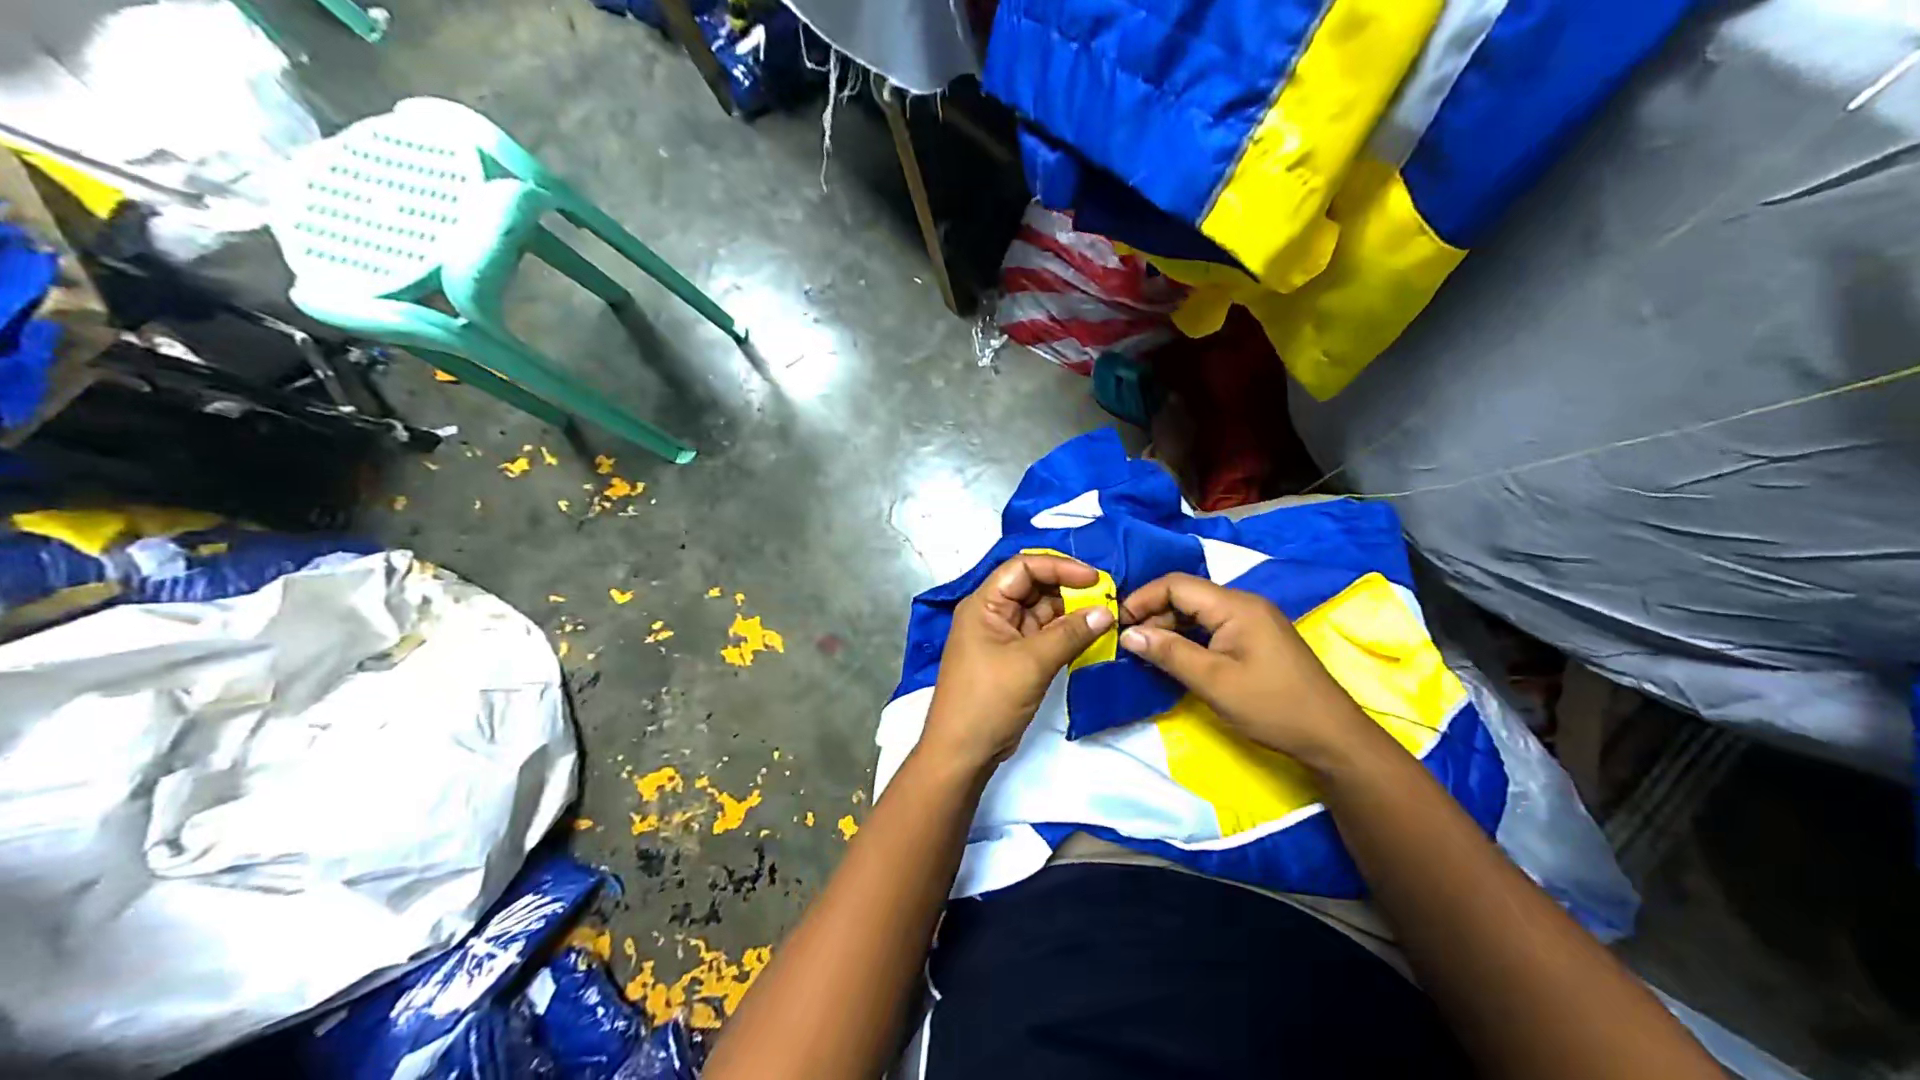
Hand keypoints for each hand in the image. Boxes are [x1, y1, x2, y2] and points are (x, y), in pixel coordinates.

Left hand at [921, 554, 1113, 770]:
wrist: (962, 752)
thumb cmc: (988, 700)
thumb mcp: (1031, 663)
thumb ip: (1070, 634)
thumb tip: (1107, 612)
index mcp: (984, 604)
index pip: (1023, 568)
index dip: (1059, 567)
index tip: (1095, 579)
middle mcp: (991, 614)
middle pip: (1033, 587)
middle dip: (1069, 589)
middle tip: (1106, 598)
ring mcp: (1003, 637)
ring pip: (1041, 612)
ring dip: (1070, 612)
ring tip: (1105, 616)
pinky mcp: (1014, 659)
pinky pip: (1042, 635)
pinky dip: (1065, 634)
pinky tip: (1090, 635)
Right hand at [1118, 573, 1379, 771]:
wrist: (1331, 736)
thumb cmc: (1272, 706)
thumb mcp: (1213, 681)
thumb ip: (1169, 652)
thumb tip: (1128, 634)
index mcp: (1236, 605)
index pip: (1176, 584)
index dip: (1142, 599)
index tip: (1118, 624)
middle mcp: (1244, 603)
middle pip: (1186, 595)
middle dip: (1153, 614)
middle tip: (1129, 643)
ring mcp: (1253, 619)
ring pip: (1198, 611)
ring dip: (1169, 627)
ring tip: (1147, 652)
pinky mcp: (1256, 637)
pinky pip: (1213, 625)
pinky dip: (1189, 637)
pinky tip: (1176, 657)